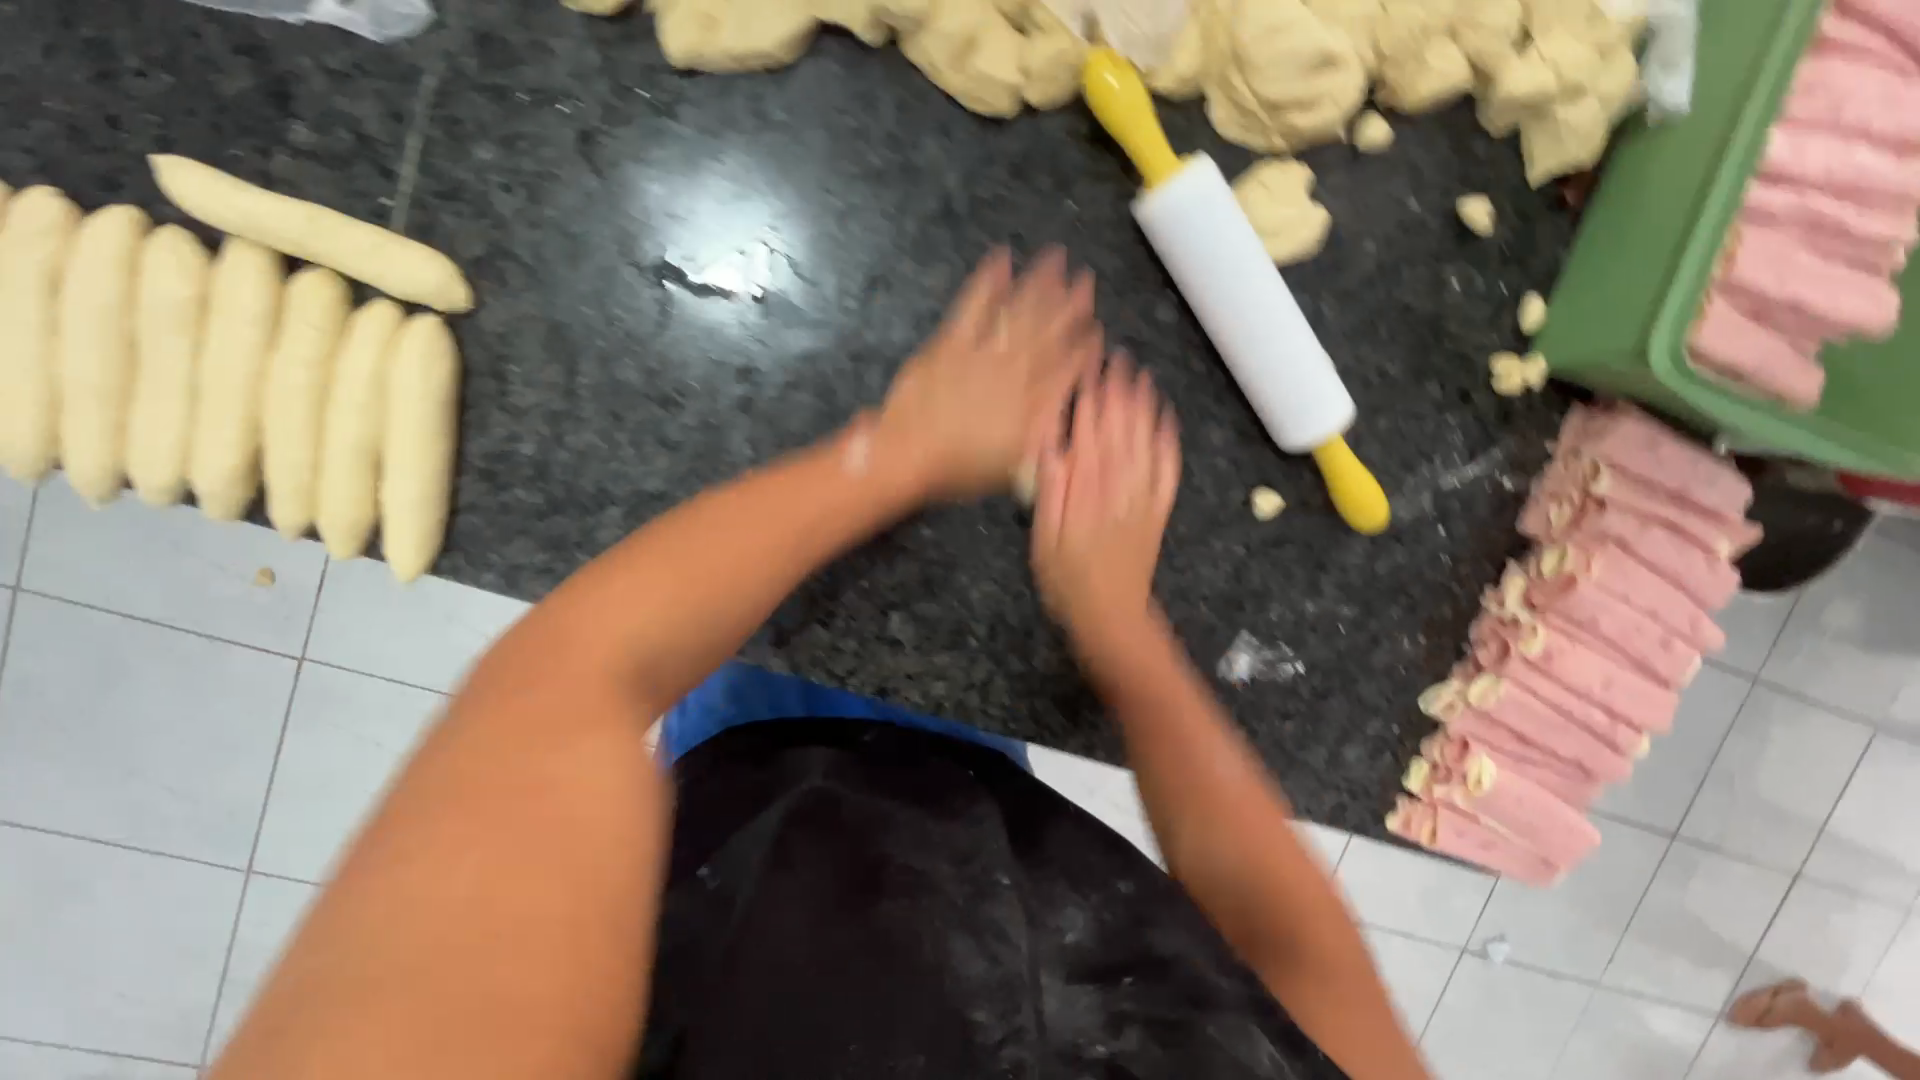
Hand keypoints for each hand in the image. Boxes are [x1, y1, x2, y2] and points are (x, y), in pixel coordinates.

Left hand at [873, 247, 1102, 499]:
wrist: (910, 455)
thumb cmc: (959, 469)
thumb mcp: (1013, 466)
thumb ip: (1043, 436)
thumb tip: (1063, 413)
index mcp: (1032, 404)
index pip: (1069, 368)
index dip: (1085, 347)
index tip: (1097, 330)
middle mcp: (1015, 372)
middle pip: (1050, 331)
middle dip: (1071, 304)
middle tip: (1086, 280)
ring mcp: (983, 352)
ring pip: (1020, 312)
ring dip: (1040, 284)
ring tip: (1056, 259)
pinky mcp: (951, 341)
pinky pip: (975, 304)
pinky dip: (989, 279)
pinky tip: (1002, 259)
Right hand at [1030, 354, 1180, 640]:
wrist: (1110, 617)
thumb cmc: (1068, 581)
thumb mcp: (1045, 537)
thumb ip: (1050, 489)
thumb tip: (1051, 444)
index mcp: (1087, 490)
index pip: (1088, 431)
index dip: (1089, 396)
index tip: (1086, 366)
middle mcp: (1119, 487)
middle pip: (1120, 429)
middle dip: (1118, 391)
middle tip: (1116, 357)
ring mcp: (1142, 498)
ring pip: (1146, 442)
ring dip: (1145, 407)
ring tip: (1141, 376)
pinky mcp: (1158, 512)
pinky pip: (1168, 471)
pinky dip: (1169, 443)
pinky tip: (1167, 421)